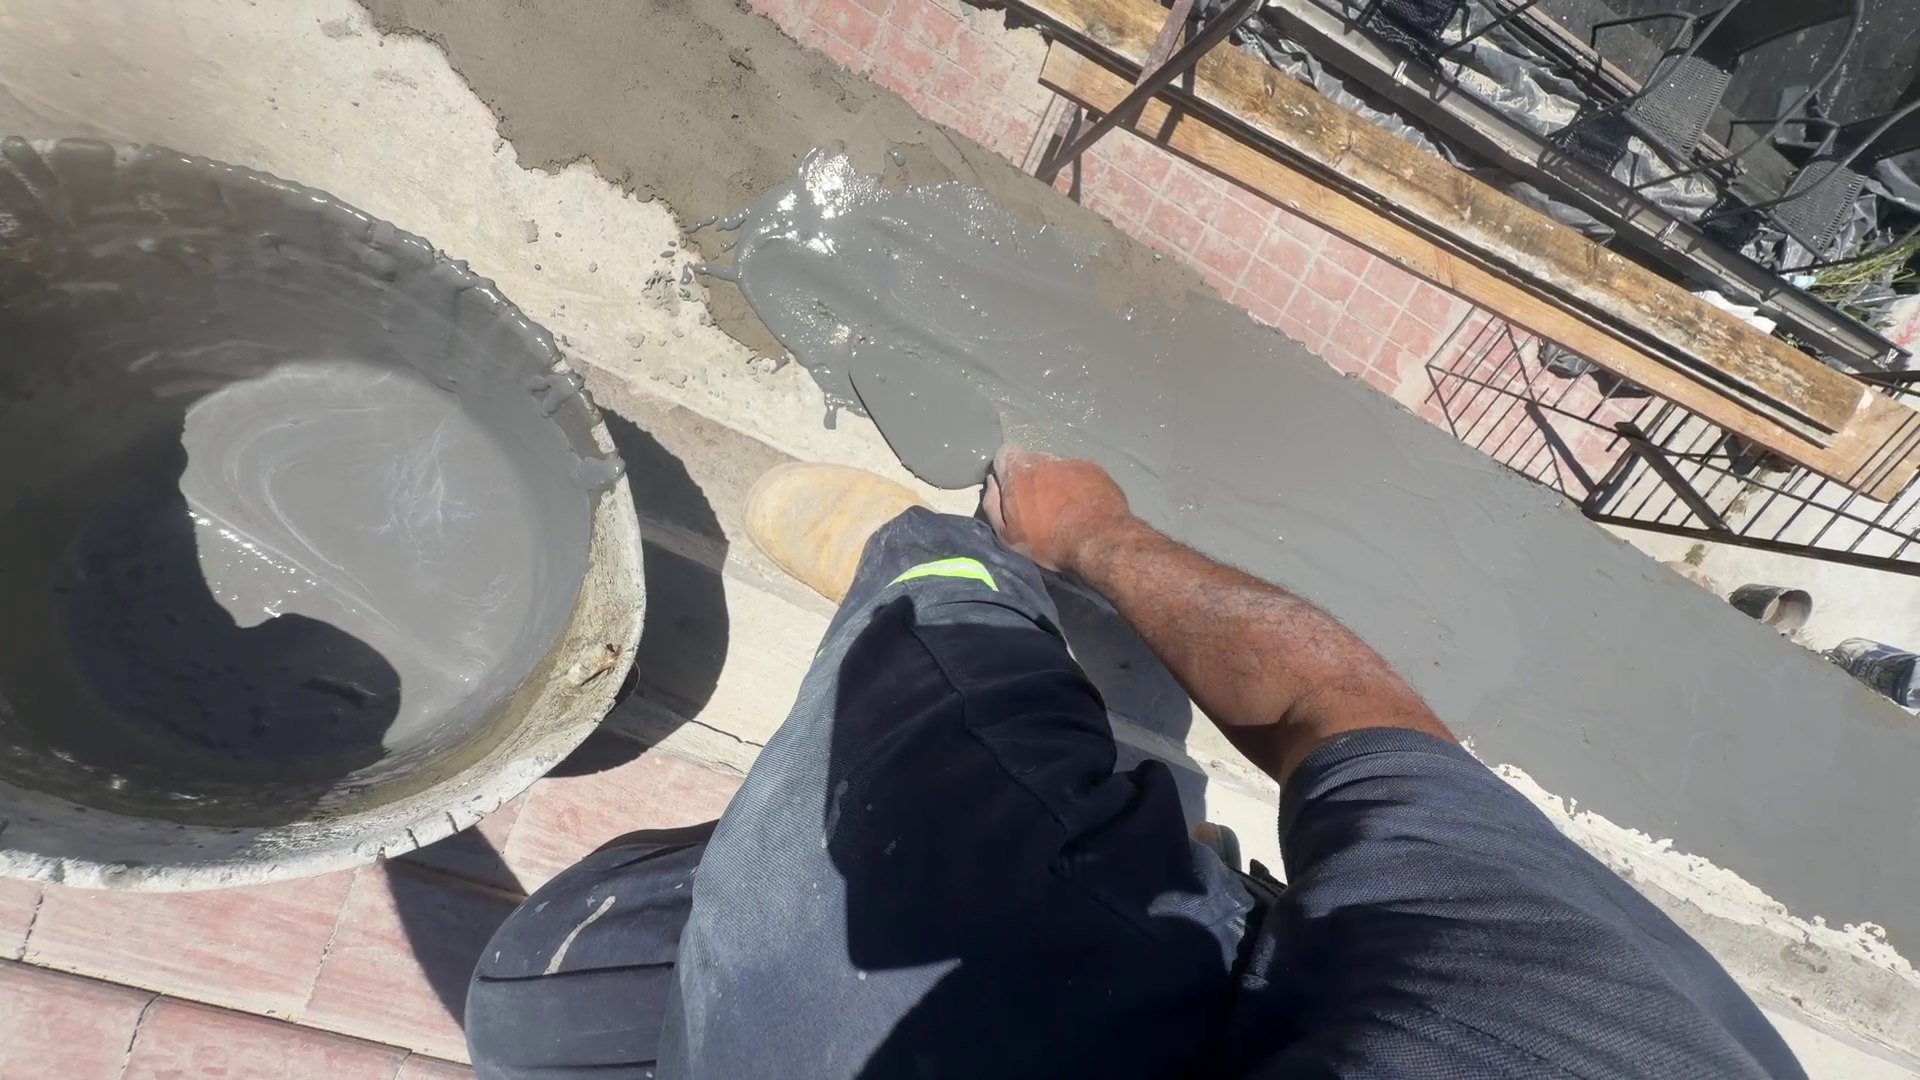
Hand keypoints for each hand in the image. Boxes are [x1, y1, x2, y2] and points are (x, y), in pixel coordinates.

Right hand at [982, 445, 1132, 573]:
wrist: (1099, 541)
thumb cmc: (1048, 542)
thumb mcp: (1007, 535)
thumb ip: (992, 505)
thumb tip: (991, 483)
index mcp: (1018, 471)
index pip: (1004, 454)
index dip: (1006, 470)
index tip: (1012, 490)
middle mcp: (1044, 458)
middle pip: (1031, 461)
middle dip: (1031, 479)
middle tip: (1039, 506)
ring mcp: (1072, 461)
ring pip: (1056, 468)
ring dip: (1055, 483)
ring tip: (1064, 509)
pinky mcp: (1095, 469)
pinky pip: (1078, 474)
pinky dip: (1077, 486)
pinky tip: (1082, 507)